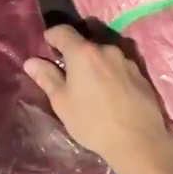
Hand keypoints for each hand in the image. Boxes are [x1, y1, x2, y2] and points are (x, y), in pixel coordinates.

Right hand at [26, 25, 172, 173]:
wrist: (139, 142)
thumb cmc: (93, 122)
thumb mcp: (62, 102)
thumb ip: (46, 77)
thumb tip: (31, 61)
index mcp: (83, 53)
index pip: (62, 31)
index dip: (51, 37)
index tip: (47, 49)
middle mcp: (106, 49)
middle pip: (85, 43)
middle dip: (74, 53)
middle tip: (69, 74)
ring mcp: (127, 61)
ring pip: (104, 55)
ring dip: (95, 64)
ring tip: (92, 87)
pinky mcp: (141, 75)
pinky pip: (120, 67)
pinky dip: (111, 74)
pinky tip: (111, 95)